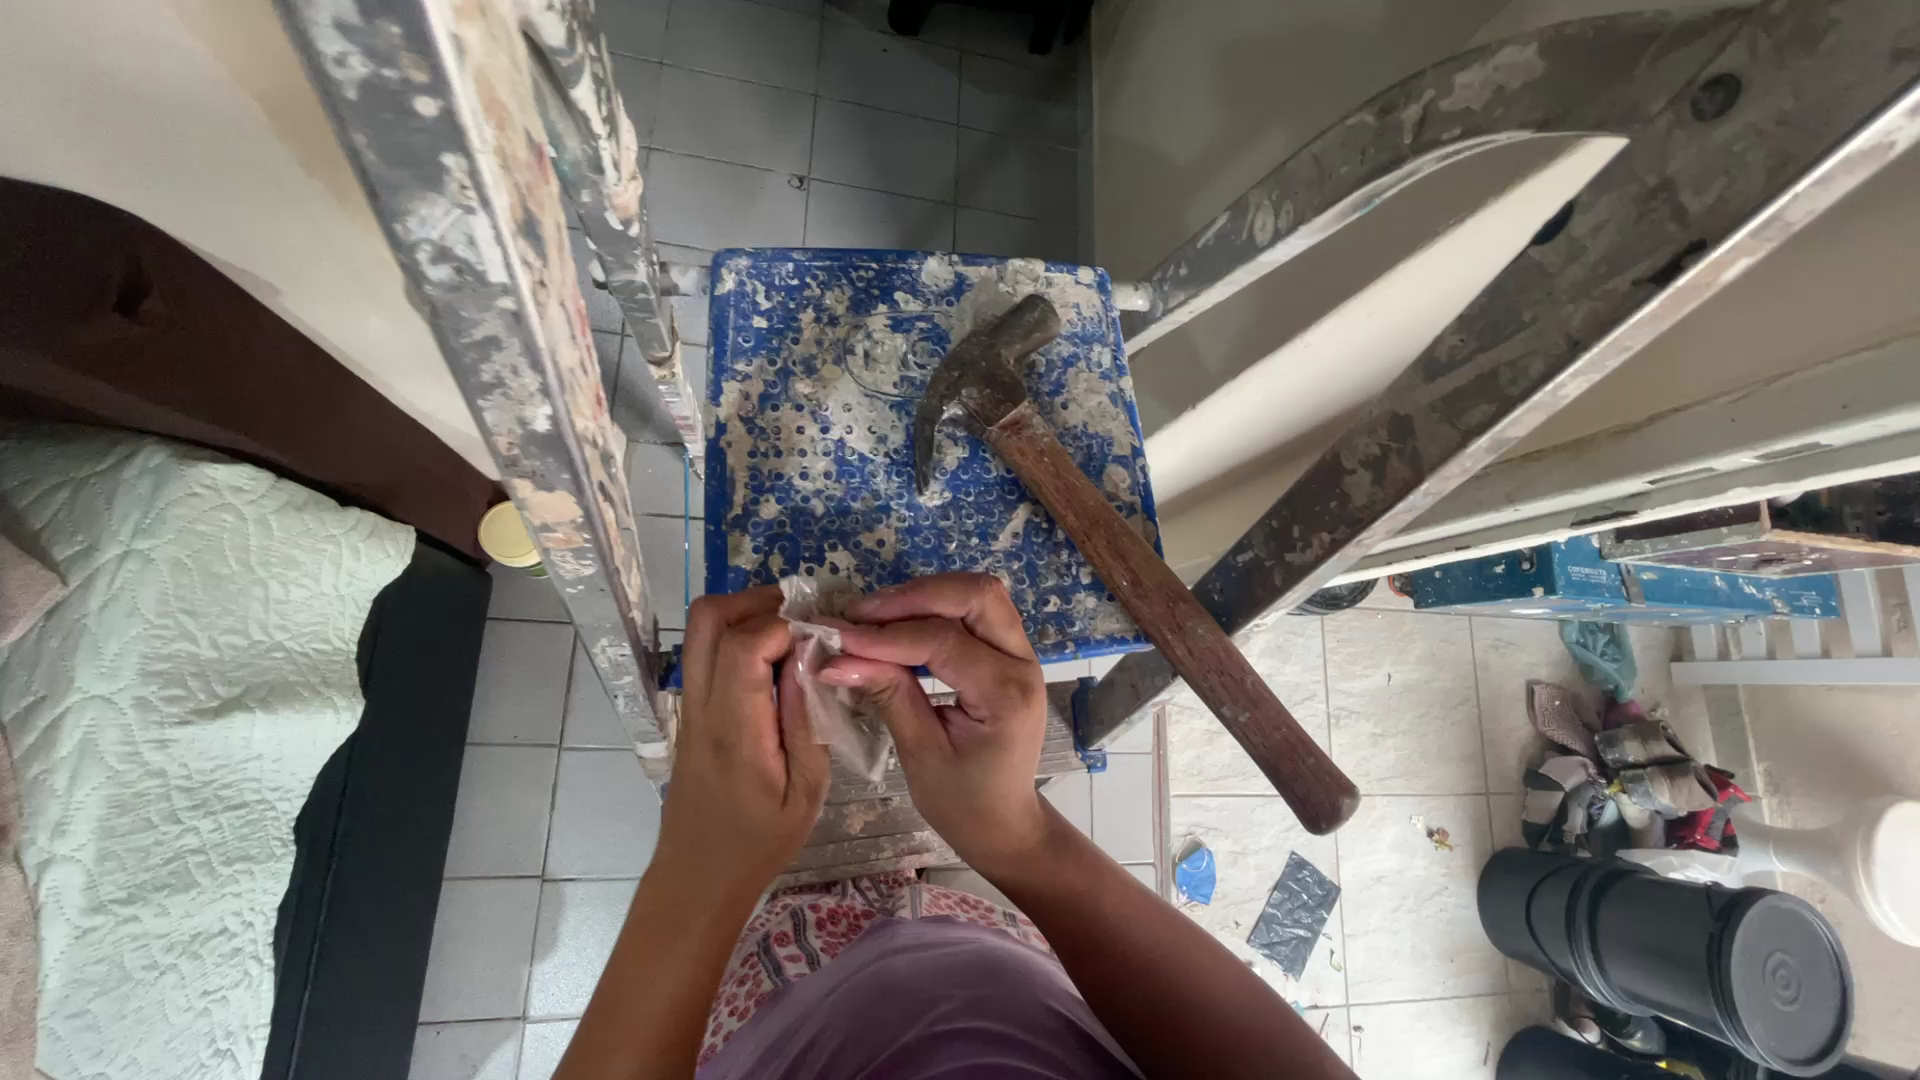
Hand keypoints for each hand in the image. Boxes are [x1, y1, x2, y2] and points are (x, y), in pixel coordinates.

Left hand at [654, 586, 830, 897]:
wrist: (696, 880)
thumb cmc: (758, 844)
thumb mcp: (805, 793)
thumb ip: (808, 722)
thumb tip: (810, 660)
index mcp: (733, 728)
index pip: (744, 645)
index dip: (785, 624)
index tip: (822, 633)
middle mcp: (701, 706)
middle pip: (707, 620)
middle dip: (757, 601)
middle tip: (804, 614)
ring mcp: (689, 708)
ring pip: (700, 632)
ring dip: (744, 614)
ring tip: (792, 630)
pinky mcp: (690, 714)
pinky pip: (705, 654)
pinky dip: (737, 637)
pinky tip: (775, 660)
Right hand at [815, 573, 1052, 877]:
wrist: (1004, 822)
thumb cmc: (963, 801)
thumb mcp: (920, 754)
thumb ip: (888, 695)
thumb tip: (837, 657)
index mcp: (1006, 694)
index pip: (943, 642)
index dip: (886, 636)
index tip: (837, 636)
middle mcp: (1023, 662)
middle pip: (976, 594)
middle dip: (915, 596)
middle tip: (861, 615)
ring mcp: (1021, 652)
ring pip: (978, 594)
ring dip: (924, 596)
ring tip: (874, 617)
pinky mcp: (1008, 651)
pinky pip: (975, 611)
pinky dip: (935, 608)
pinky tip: (898, 624)